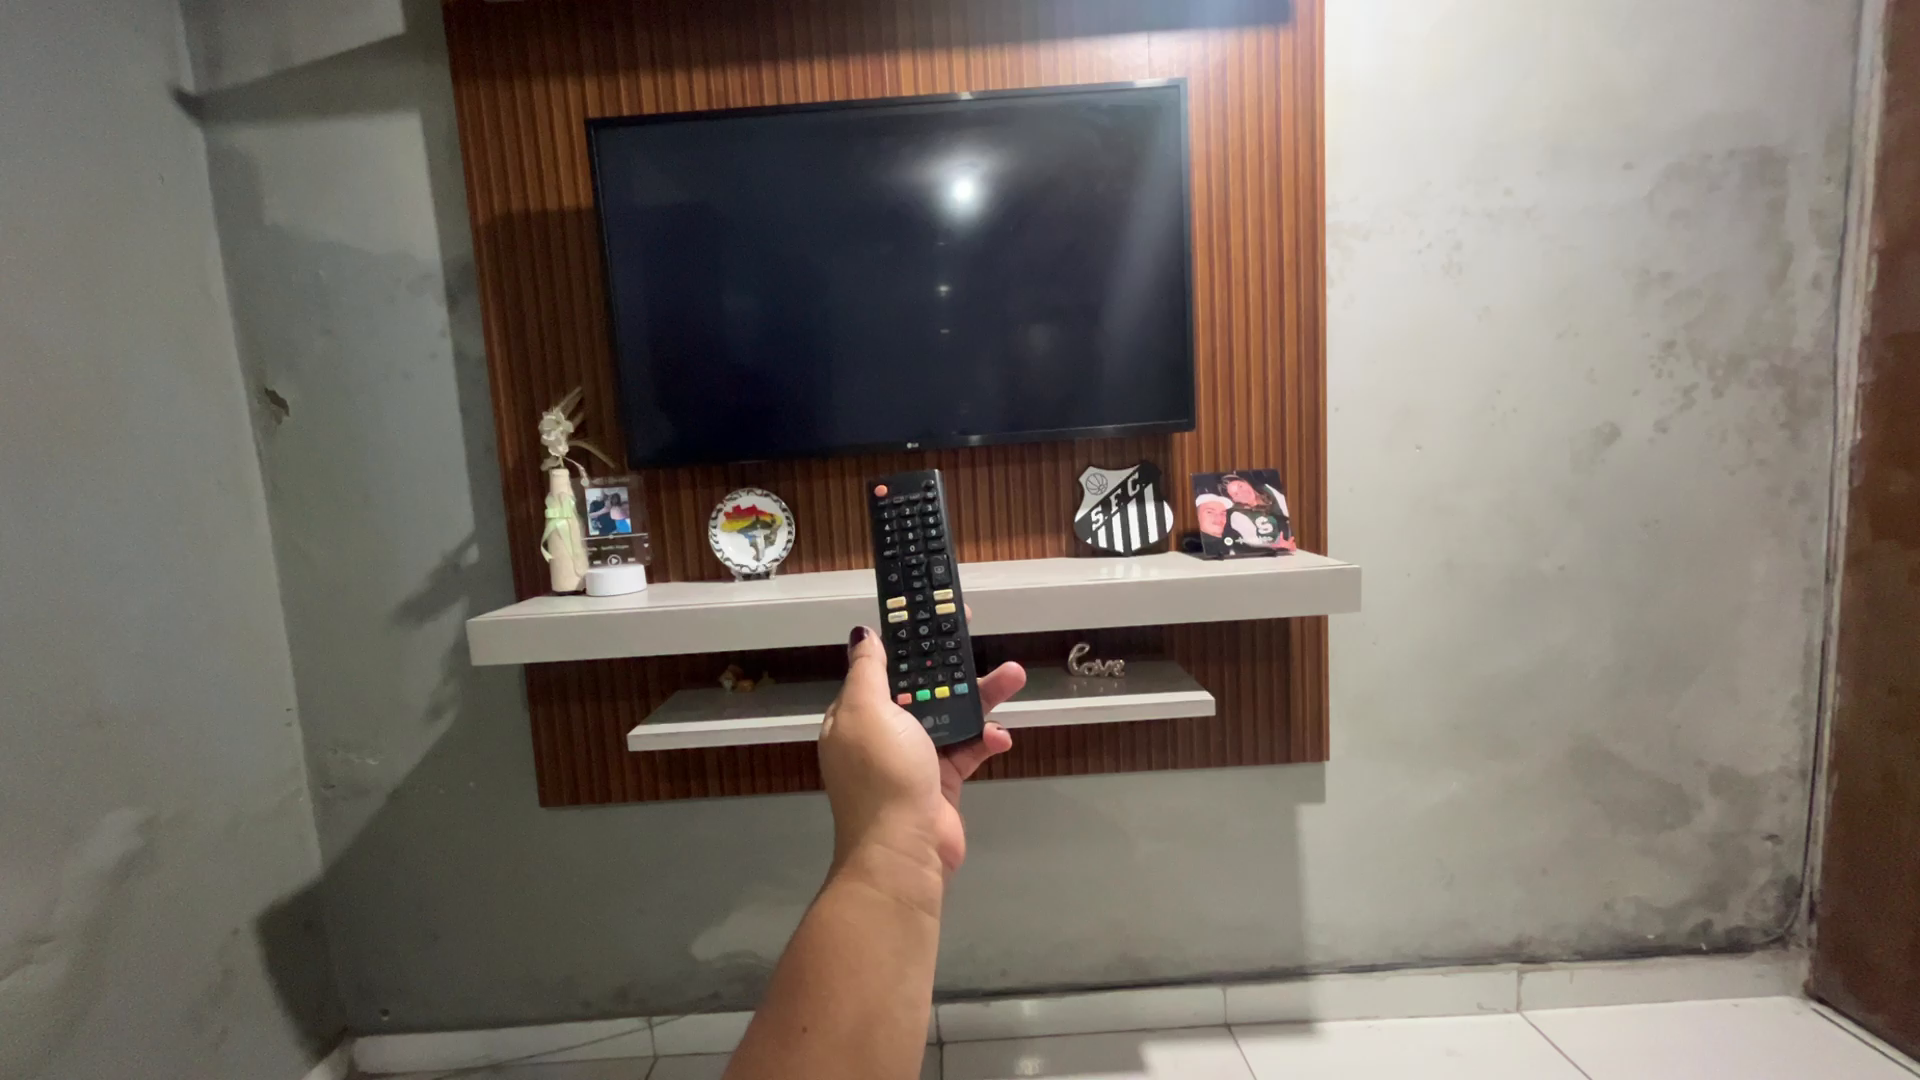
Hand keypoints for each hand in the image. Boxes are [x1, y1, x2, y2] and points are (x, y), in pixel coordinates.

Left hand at [819, 625, 1024, 883]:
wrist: (903, 850)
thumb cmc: (882, 772)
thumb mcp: (866, 711)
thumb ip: (868, 670)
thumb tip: (862, 634)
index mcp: (858, 713)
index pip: (884, 667)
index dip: (908, 641)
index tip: (934, 618)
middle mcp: (883, 732)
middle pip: (923, 687)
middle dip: (952, 664)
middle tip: (978, 635)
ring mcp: (914, 757)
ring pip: (951, 715)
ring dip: (981, 697)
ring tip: (1015, 675)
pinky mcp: (941, 781)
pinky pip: (967, 750)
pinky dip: (985, 740)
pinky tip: (1001, 737)